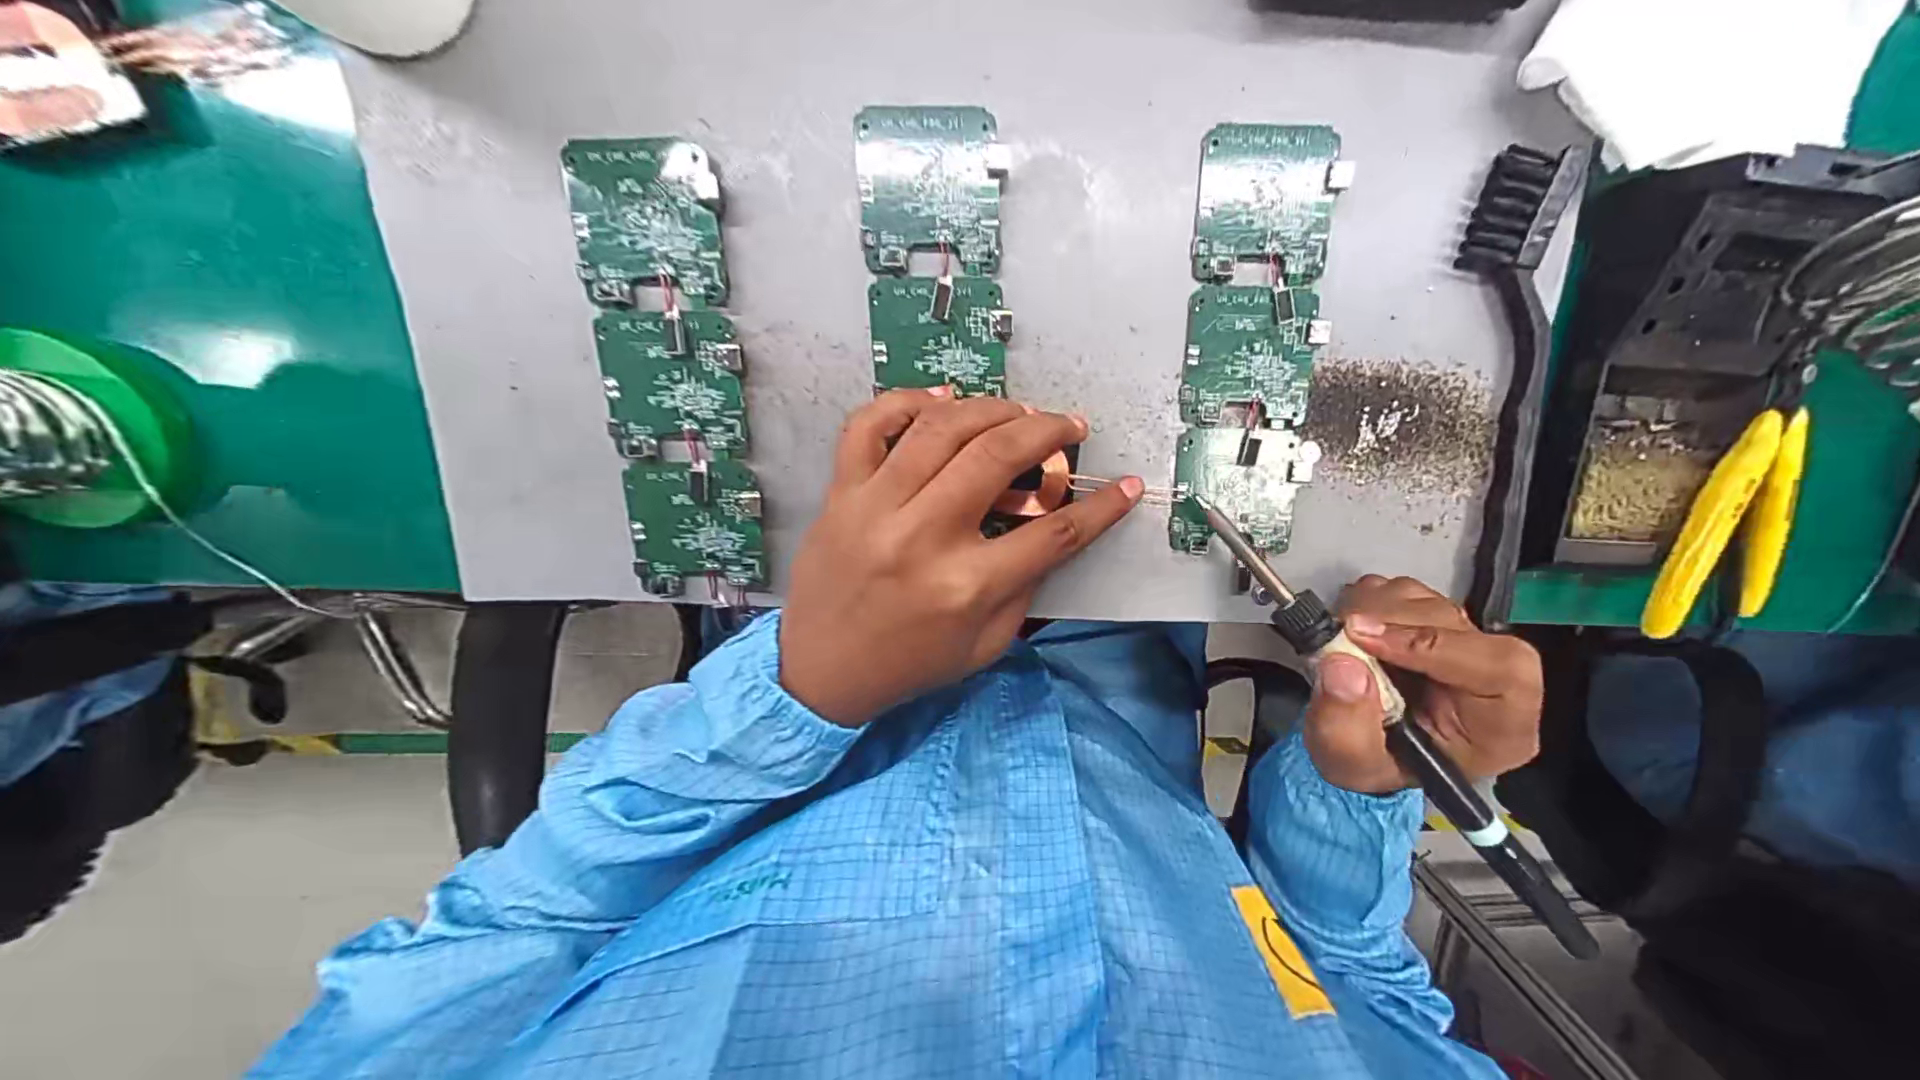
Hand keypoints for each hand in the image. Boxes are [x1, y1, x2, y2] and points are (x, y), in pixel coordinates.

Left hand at [779, 388, 1143, 726]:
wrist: (820, 671)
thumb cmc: (909, 664)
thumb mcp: (984, 645)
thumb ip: (1024, 587)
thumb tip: (1054, 529)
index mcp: (965, 586)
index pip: (1054, 534)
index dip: (1101, 508)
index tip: (1124, 486)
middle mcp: (922, 537)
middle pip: (996, 458)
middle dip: (1046, 432)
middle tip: (1068, 427)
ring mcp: (874, 508)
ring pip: (939, 429)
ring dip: (990, 408)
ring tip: (1017, 412)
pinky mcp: (841, 494)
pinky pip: (867, 426)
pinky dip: (905, 401)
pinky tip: (940, 401)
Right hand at [1303, 575, 1541, 793]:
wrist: (1357, 746)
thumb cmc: (1368, 764)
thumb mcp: (1348, 763)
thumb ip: (1344, 727)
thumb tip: (1342, 665)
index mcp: (1498, 727)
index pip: (1499, 668)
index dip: (1432, 644)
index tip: (1364, 637)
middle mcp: (1492, 679)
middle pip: (1456, 625)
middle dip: (1389, 621)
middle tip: (1338, 631)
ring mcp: (1462, 643)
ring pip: (1428, 601)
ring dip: (1373, 608)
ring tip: (1340, 635)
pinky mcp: (1431, 621)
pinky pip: (1405, 592)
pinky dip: (1368, 600)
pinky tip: (1350, 626)